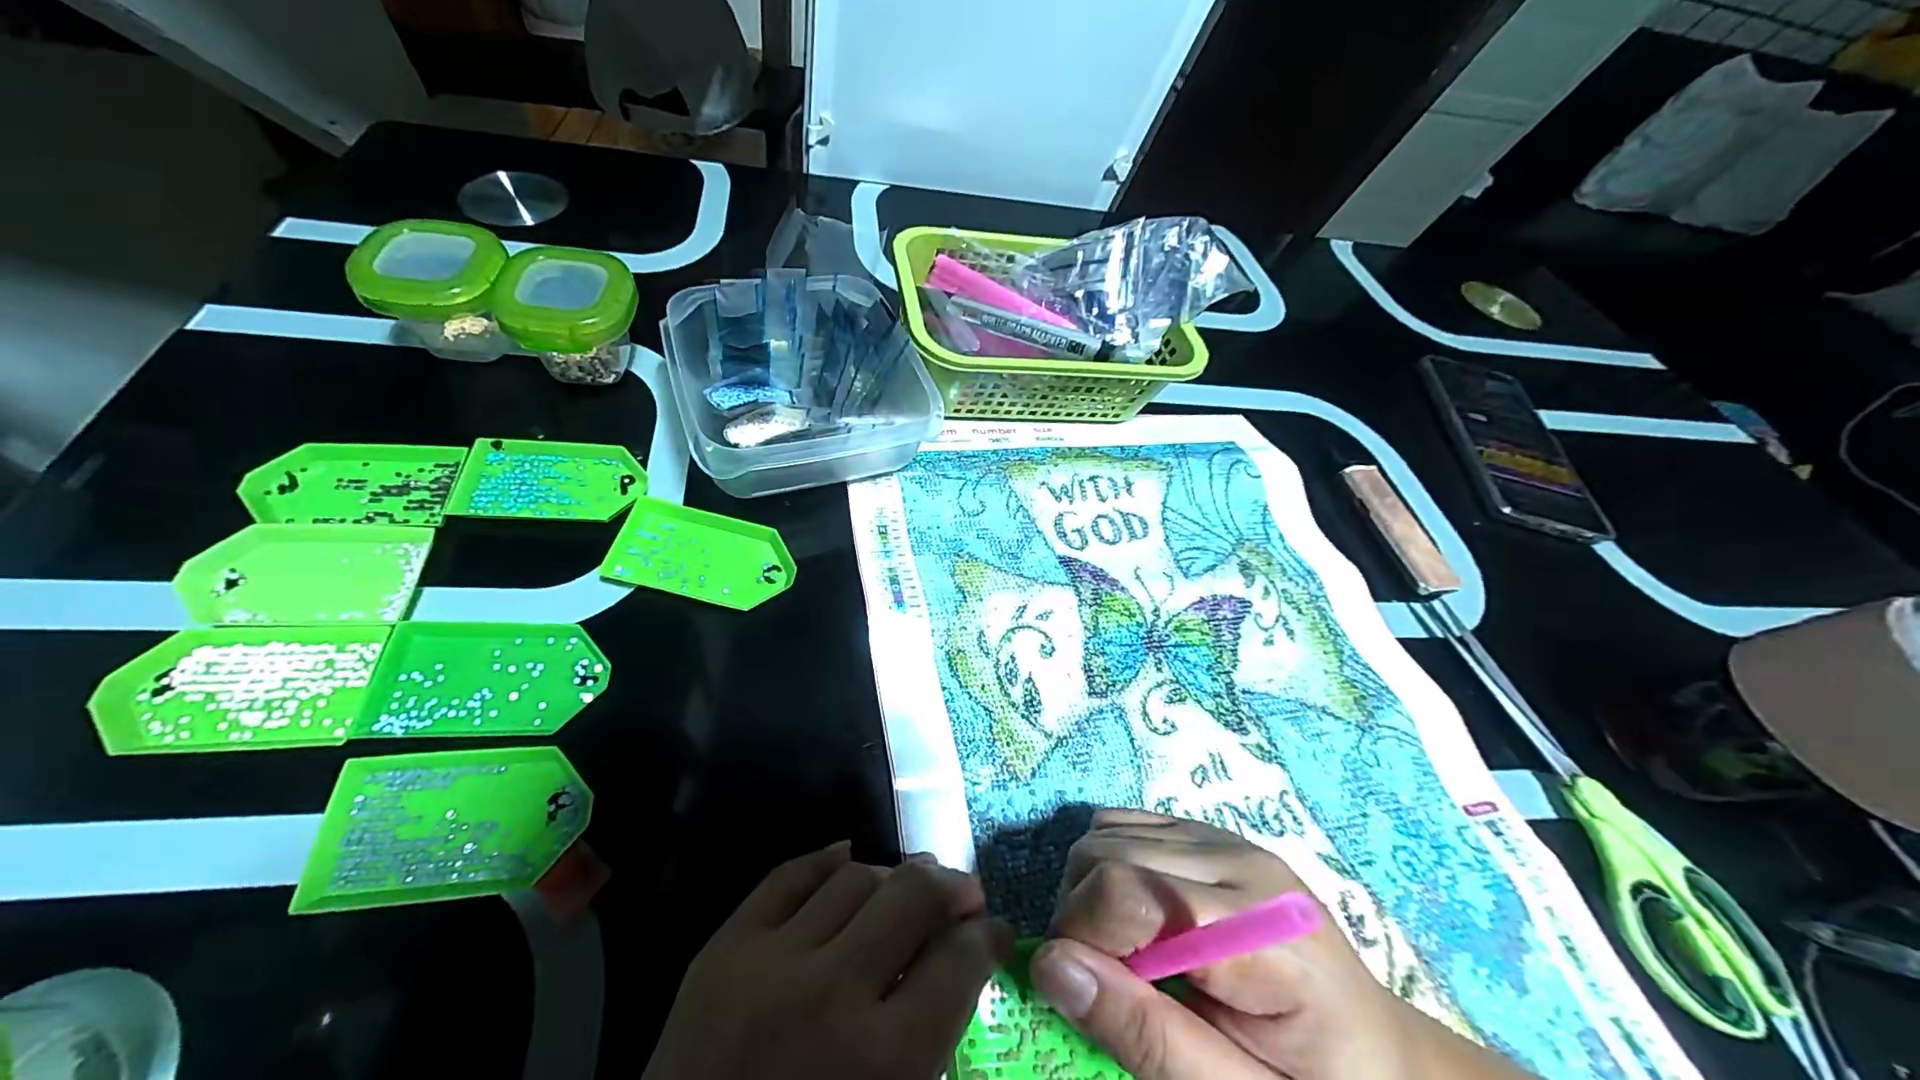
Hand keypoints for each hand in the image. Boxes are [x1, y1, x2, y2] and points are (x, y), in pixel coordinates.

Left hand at [643, 841, 1014, 1079]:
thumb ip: (931, 1039)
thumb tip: (963, 958)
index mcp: (884, 1059)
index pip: (958, 963)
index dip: (987, 937)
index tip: (992, 930)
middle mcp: (832, 993)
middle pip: (913, 897)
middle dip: (951, 887)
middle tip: (962, 894)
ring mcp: (772, 961)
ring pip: (856, 877)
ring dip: (895, 875)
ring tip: (907, 885)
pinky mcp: (724, 947)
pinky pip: (788, 875)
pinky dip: (826, 861)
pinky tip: (848, 859)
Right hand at [1031, 809, 1530, 1079]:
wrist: (1382, 1059)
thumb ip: (1144, 1034)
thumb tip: (1047, 962)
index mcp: (1261, 933)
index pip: (1125, 891)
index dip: (1079, 938)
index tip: (1086, 996)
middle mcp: (1244, 863)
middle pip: (1106, 853)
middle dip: (1078, 918)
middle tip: (1107, 986)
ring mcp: (1230, 839)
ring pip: (1108, 831)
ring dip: (1090, 891)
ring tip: (1126, 956)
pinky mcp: (1216, 835)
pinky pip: (1130, 824)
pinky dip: (1111, 865)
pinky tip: (1141, 919)